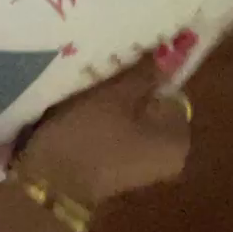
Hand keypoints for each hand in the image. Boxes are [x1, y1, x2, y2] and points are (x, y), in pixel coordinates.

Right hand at [13, 57, 190, 205]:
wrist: (54, 180)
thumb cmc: (90, 133)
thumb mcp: (115, 96)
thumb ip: (144, 74)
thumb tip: (172, 51)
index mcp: (178, 138)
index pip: (170, 92)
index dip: (143, 75)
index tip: (113, 65)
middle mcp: (171, 156)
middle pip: (151, 107)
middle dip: (125, 90)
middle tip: (95, 75)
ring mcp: (145, 166)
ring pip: (132, 120)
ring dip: (111, 104)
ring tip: (83, 90)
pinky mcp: (121, 170)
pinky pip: (119, 135)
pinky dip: (103, 122)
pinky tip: (79, 114)